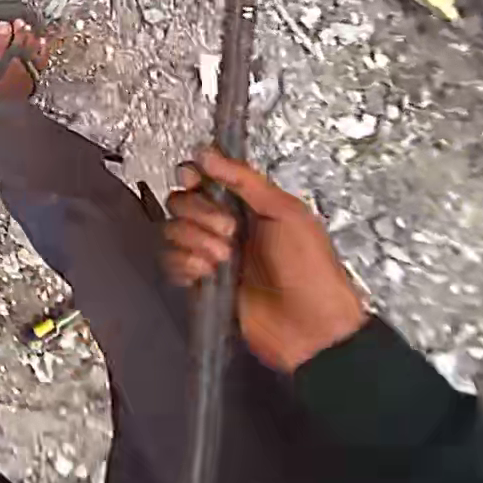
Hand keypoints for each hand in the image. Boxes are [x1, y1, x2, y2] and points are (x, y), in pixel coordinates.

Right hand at [163, 149, 367, 372]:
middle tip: (230, 232)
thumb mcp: (286, 213)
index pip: (200, 175)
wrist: (312, 331)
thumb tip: (205, 151)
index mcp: (243, 203)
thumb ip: (244, 178)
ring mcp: (209, 251)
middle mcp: (221, 223)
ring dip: (196, 240)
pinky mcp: (200, 279)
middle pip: (181, 198)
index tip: (196, 181)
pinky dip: (185, 263)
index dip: (192, 175)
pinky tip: (207, 272)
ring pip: (173, 227)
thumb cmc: (310, 270)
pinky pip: (170, 260)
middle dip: (200, 213)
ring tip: (224, 258)